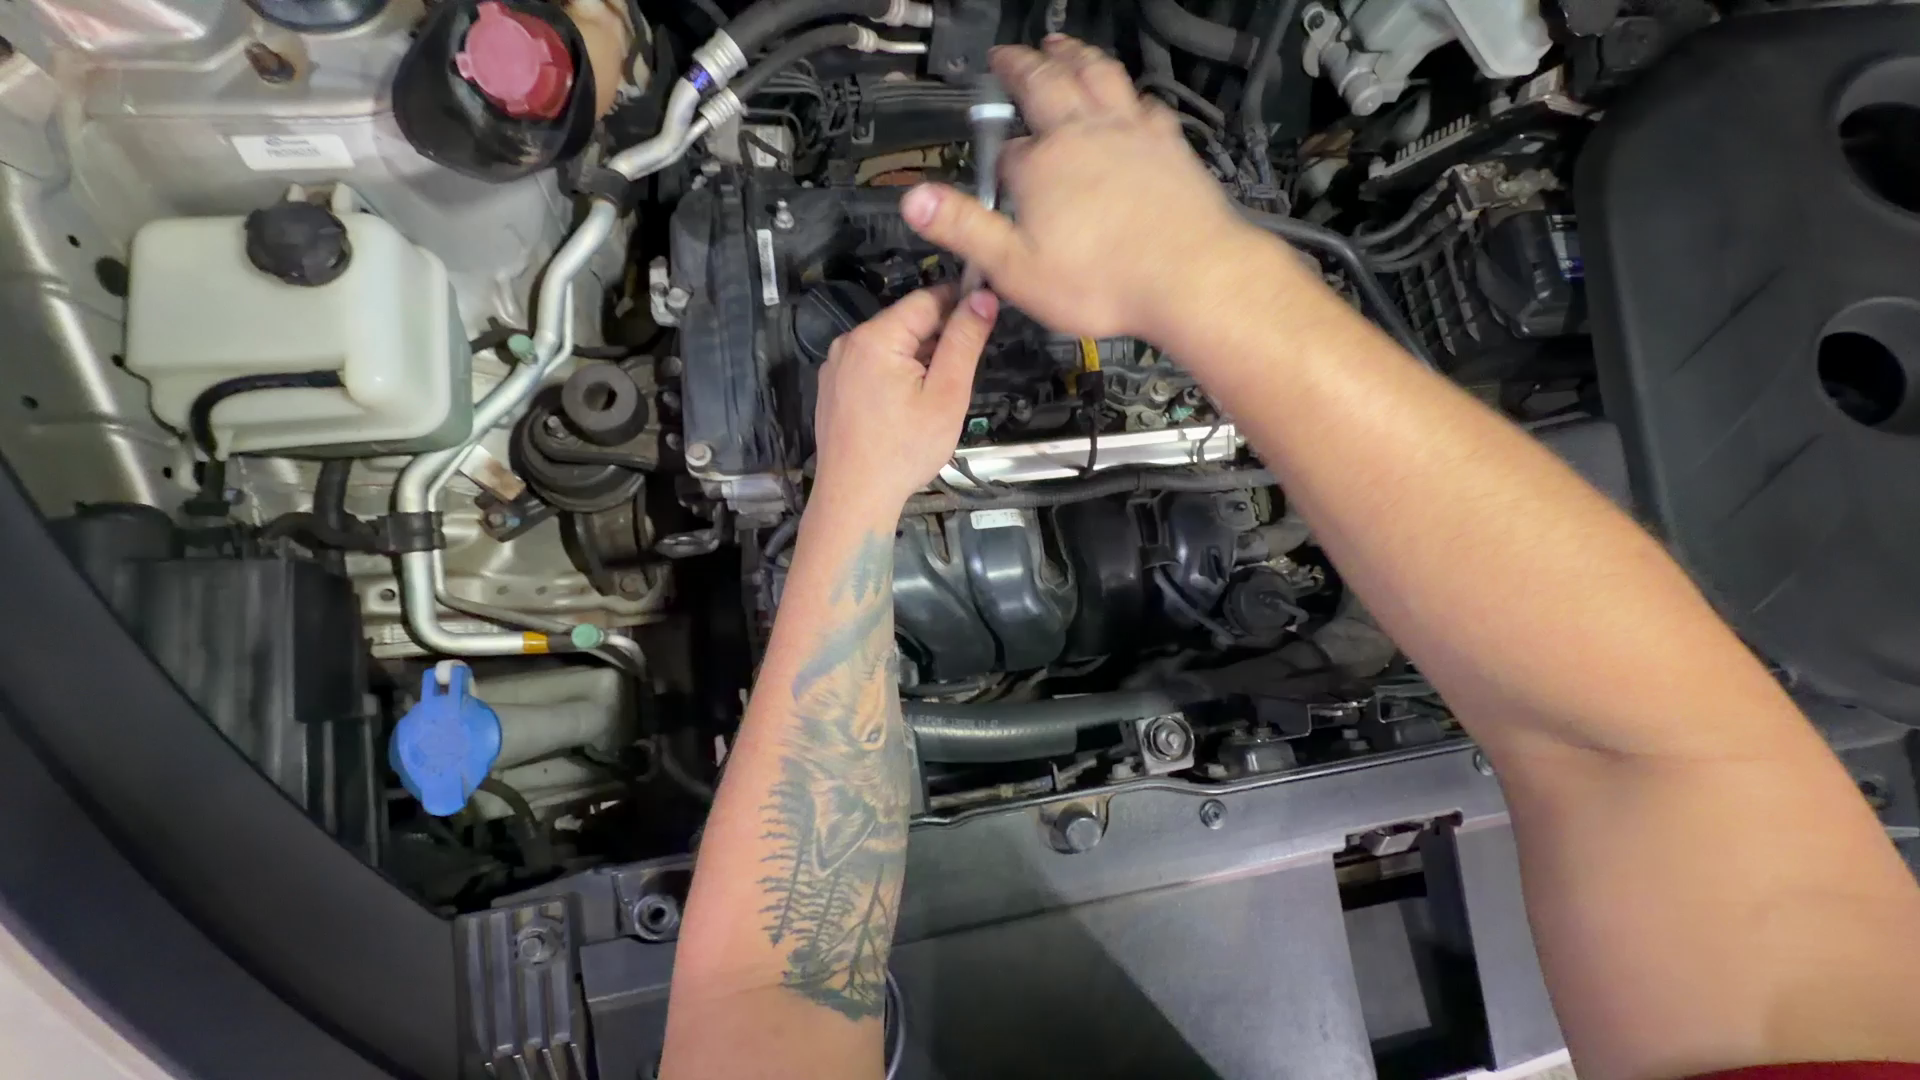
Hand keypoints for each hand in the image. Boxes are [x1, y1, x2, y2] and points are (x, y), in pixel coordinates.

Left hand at [813, 285, 999, 510]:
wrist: (855, 497)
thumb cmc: (903, 451)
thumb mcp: (946, 394)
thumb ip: (964, 341)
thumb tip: (983, 298)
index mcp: (876, 338)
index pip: (926, 299)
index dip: (960, 304)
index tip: (986, 316)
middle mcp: (849, 343)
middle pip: (906, 323)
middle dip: (938, 339)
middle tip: (962, 372)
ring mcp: (836, 367)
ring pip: (890, 347)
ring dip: (918, 360)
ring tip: (935, 396)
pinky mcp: (834, 389)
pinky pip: (872, 367)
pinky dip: (895, 376)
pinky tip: (907, 407)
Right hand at [899, 36, 1295, 344]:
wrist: (1189, 276)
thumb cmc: (1100, 280)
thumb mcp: (1016, 267)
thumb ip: (965, 229)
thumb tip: (912, 200)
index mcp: (1042, 165)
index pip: (1007, 151)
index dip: (998, 159)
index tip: (995, 169)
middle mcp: (1084, 133)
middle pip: (1048, 83)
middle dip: (1024, 65)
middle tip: (1010, 53)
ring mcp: (1131, 133)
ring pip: (1098, 75)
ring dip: (1076, 55)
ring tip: (1061, 44)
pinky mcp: (1168, 145)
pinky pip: (1145, 103)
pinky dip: (1130, 93)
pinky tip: (1130, 97)